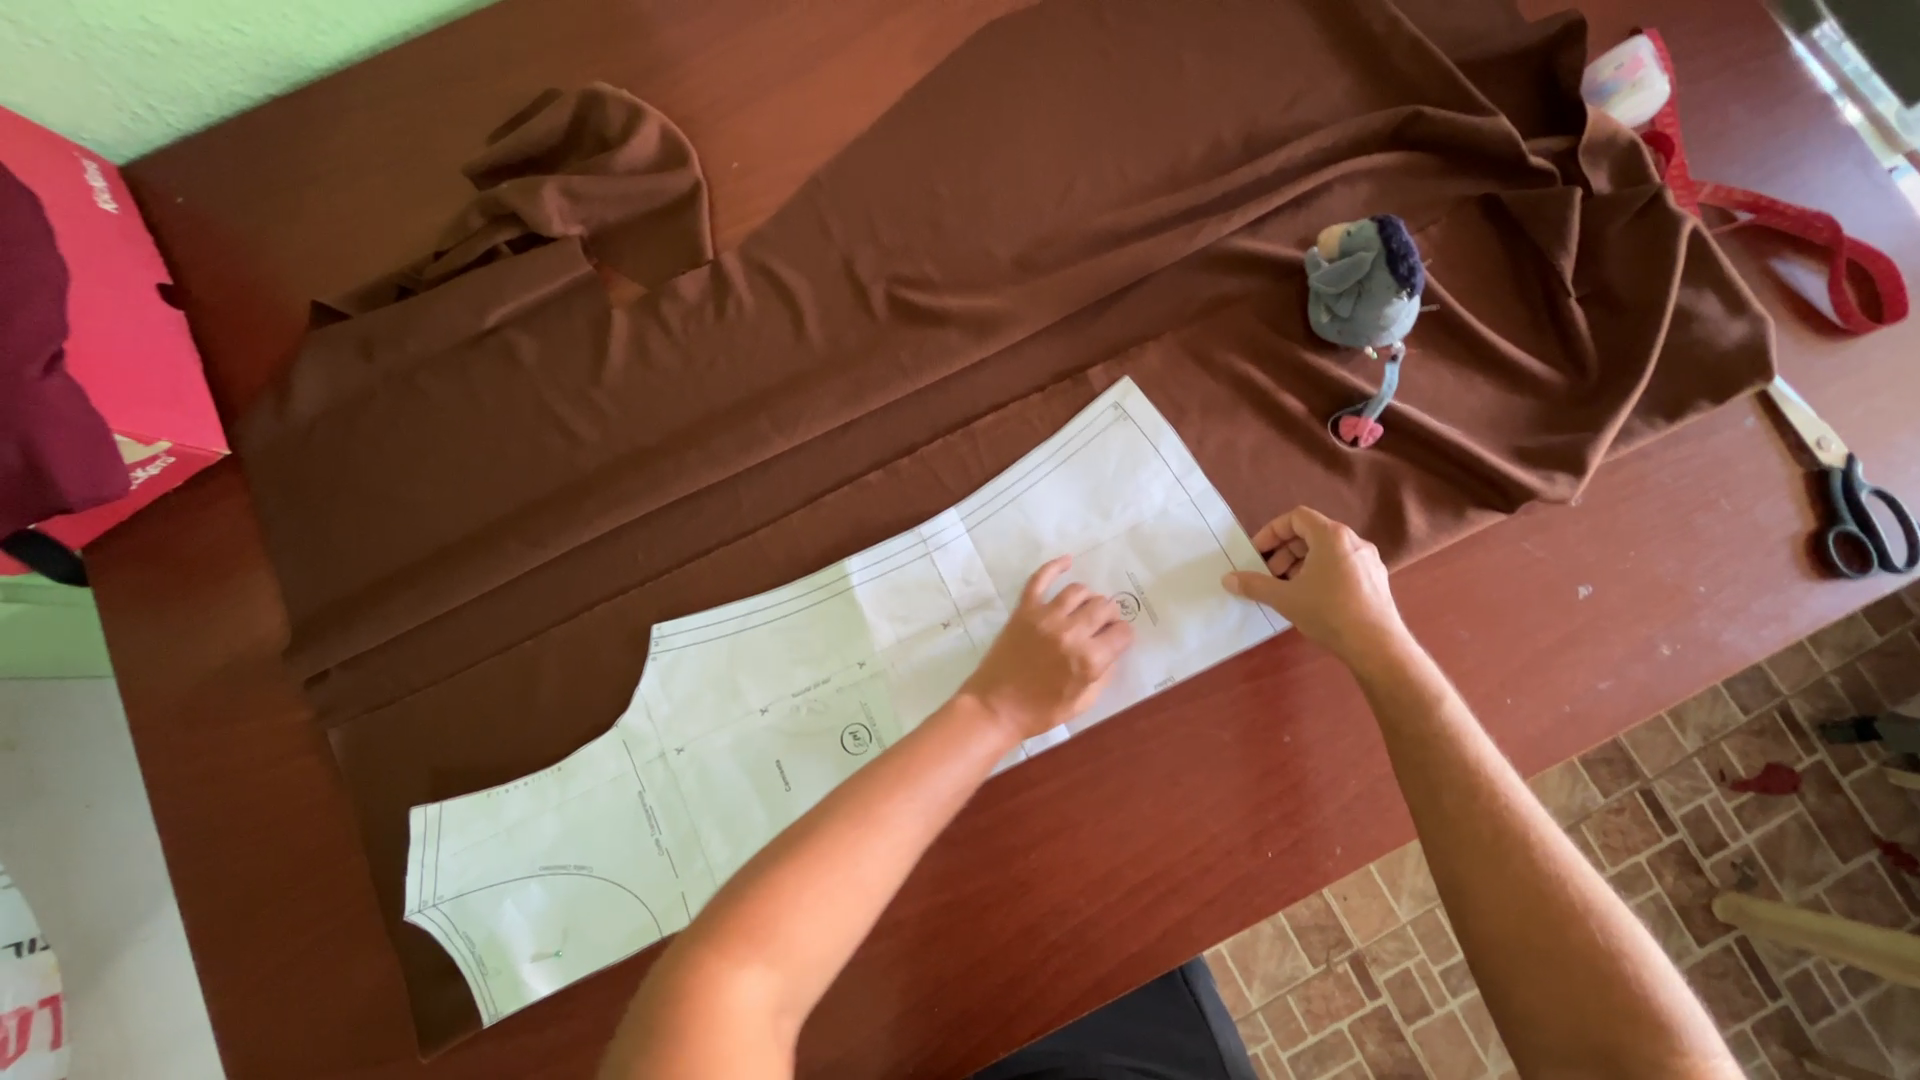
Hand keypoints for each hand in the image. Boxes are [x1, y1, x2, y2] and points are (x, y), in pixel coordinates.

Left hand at [957, 556, 1135, 740]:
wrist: (995, 708)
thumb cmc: (1040, 712)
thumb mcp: (1082, 702)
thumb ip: (1103, 675)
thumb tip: (1112, 652)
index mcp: (1089, 659)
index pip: (1122, 633)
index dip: (1122, 637)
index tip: (1116, 641)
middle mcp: (1071, 632)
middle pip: (1104, 607)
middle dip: (1110, 616)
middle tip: (1102, 626)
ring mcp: (1046, 617)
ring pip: (1079, 591)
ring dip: (1089, 598)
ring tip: (1085, 608)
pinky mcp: (1024, 611)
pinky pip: (1040, 579)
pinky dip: (1055, 566)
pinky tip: (1067, 561)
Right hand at [1221, 507, 1408, 664]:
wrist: (1376, 645)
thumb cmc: (1328, 612)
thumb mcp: (1284, 598)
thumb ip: (1254, 585)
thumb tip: (1228, 579)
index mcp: (1332, 536)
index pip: (1296, 517)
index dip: (1272, 532)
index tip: (1257, 553)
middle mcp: (1353, 541)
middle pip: (1311, 534)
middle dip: (1284, 552)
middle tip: (1269, 575)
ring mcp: (1368, 560)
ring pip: (1327, 551)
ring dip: (1301, 564)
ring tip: (1288, 589)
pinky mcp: (1376, 579)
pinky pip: (1342, 565)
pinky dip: (1321, 573)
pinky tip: (1312, 599)